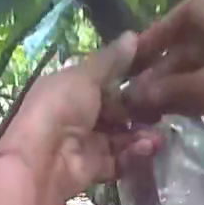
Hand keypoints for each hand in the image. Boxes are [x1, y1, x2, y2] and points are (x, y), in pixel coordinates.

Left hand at [0, 31, 154, 202]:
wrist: (43, 160)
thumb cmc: (60, 108)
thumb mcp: (85, 76)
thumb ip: (110, 60)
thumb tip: (132, 35)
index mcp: (67, 89)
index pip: (102, 83)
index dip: (126, 80)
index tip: (155, 77)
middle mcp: (75, 116)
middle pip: (113, 112)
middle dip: (138, 111)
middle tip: (160, 109)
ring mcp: (83, 144)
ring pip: (119, 137)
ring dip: (139, 135)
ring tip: (155, 136)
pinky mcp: (91, 169)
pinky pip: (117, 160)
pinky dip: (133, 155)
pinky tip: (146, 148)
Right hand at [125, 0, 203, 173]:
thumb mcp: (201, 89)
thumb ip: (162, 90)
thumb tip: (131, 97)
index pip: (188, 10)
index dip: (156, 33)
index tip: (133, 58)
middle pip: (196, 41)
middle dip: (164, 68)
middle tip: (138, 93)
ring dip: (178, 85)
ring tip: (152, 109)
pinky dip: (199, 95)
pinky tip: (179, 114)